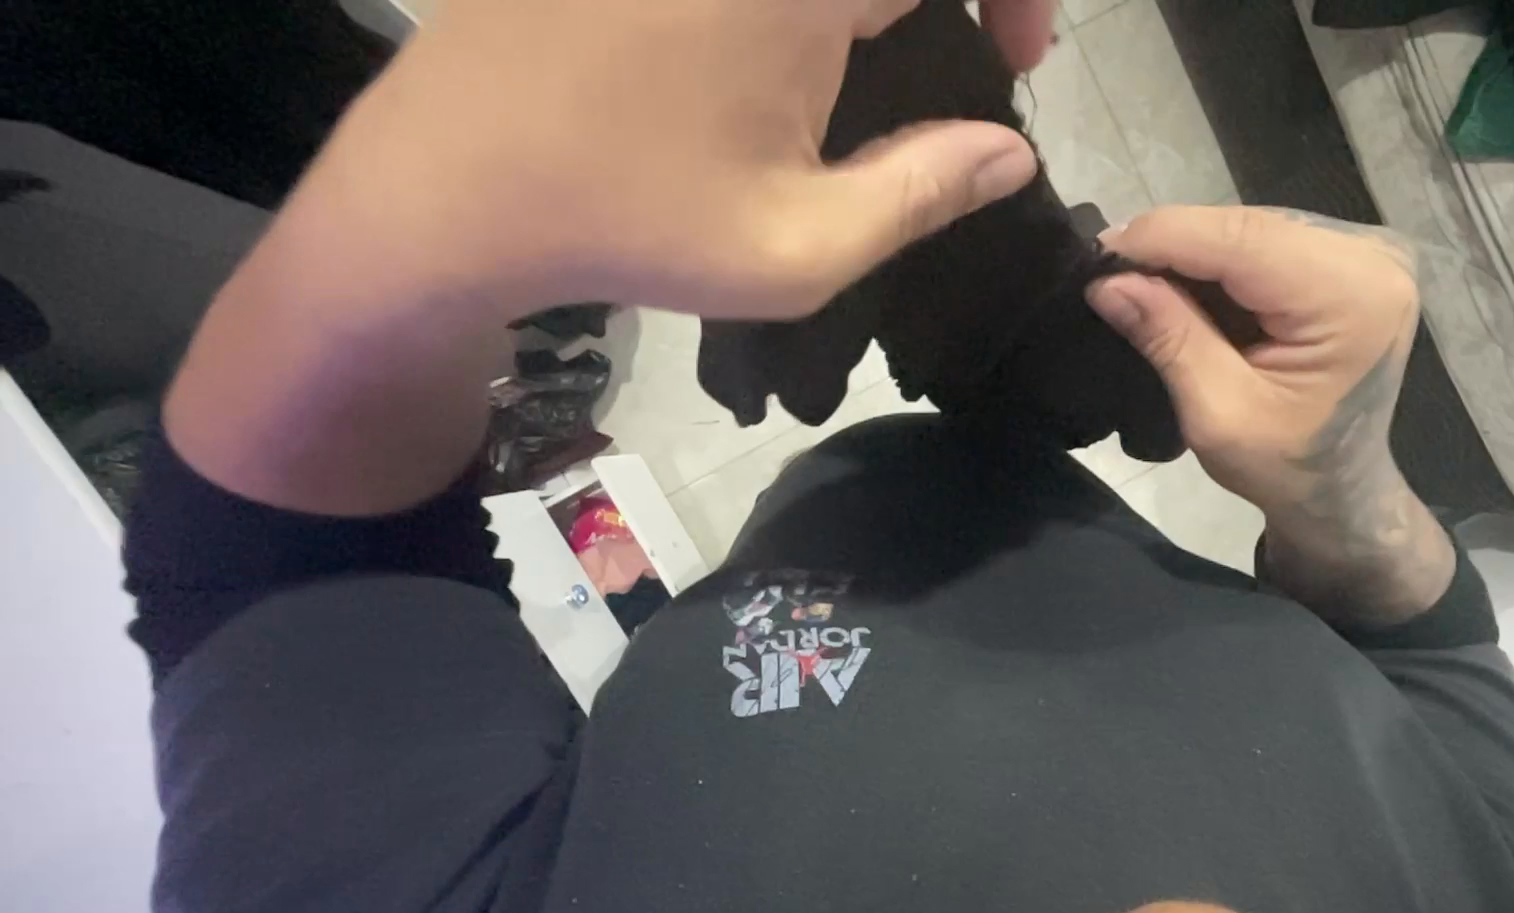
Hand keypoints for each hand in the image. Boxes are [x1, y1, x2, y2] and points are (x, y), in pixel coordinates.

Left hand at [165, 0, 1053, 515]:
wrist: (456, 187)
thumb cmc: (637, 227)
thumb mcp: (802, 248)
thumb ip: (921, 194)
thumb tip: (1011, 154)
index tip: (1019, 59)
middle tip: (977, 46)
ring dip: (889, 3)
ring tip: (901, 52)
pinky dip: (826, 8)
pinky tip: (820, 44)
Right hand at [1087, 206, 1452, 627]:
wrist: (1338, 487)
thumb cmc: (1283, 467)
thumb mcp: (1217, 414)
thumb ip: (1169, 339)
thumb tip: (1106, 282)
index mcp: (1352, 297)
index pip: (1241, 240)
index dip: (1162, 237)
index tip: (1095, 252)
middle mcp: (1371, 256)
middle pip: (1246, 227)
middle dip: (1171, 245)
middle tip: (1106, 270)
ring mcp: (1366, 252)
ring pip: (1250, 229)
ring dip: (1188, 253)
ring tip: (1135, 280)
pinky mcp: (1348, 259)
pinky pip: (1265, 244)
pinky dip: (1214, 263)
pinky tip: (1178, 285)